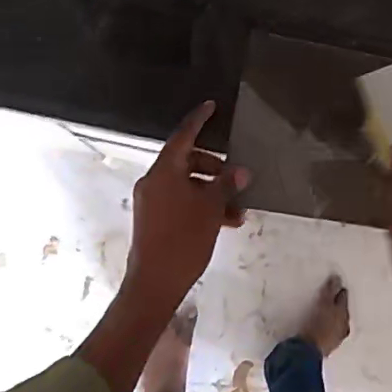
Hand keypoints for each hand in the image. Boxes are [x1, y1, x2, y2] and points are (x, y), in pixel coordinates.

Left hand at [124, 101, 250, 307]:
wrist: (154, 285)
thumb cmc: (183, 240)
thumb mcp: (211, 209)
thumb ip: (225, 185)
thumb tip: (240, 172)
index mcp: (164, 171)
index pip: (183, 136)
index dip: (198, 120)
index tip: (210, 106)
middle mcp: (153, 181)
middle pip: (187, 161)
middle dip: (214, 168)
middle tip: (236, 179)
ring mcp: (150, 200)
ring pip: (186, 184)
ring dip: (211, 191)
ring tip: (237, 209)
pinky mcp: (152, 219)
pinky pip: (179, 200)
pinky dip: (200, 204)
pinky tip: (225, 222)